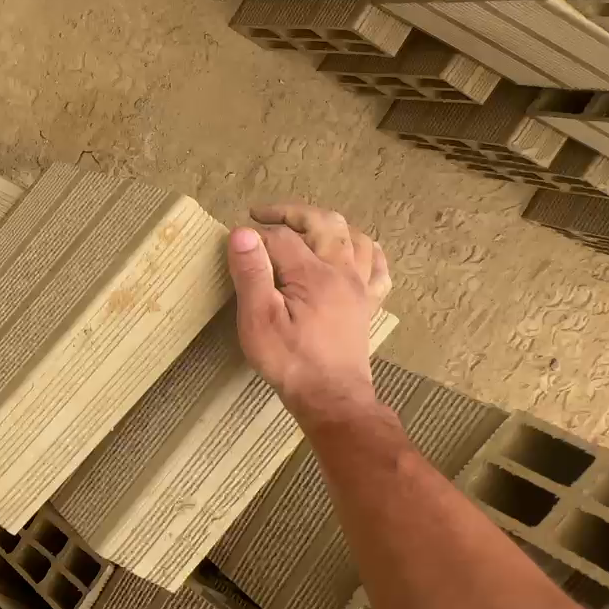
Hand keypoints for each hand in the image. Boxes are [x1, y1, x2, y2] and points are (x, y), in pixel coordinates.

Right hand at [228, 203, 391, 428]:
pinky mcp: (368, 303)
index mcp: (314, 274)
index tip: (232, 239)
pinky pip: (377, 265)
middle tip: (262, 215)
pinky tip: (349, 250)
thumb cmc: (287, 358)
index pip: (282, 237)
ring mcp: (362, 287)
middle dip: (292, 213)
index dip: (255, 233)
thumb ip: (252, 272)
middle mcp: (344, 272)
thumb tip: (243, 232)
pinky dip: (362, 248)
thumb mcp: (257, 317)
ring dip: (327, 224)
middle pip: (325, 224)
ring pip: (355, 237)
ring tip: (301, 227)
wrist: (330, 395)